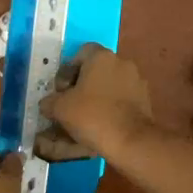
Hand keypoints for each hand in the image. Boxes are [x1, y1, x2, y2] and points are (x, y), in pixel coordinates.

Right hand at [38, 45, 157, 160]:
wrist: (131, 141)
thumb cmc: (92, 116)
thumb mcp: (60, 109)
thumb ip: (49, 102)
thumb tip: (47, 103)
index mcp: (101, 57)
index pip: (81, 52)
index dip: (68, 69)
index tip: (62, 89)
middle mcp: (121, 62)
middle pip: (96, 68)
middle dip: (82, 84)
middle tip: (71, 103)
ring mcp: (136, 80)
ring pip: (110, 83)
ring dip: (97, 95)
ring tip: (86, 116)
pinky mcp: (145, 99)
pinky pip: (122, 97)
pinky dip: (112, 106)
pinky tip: (103, 123)